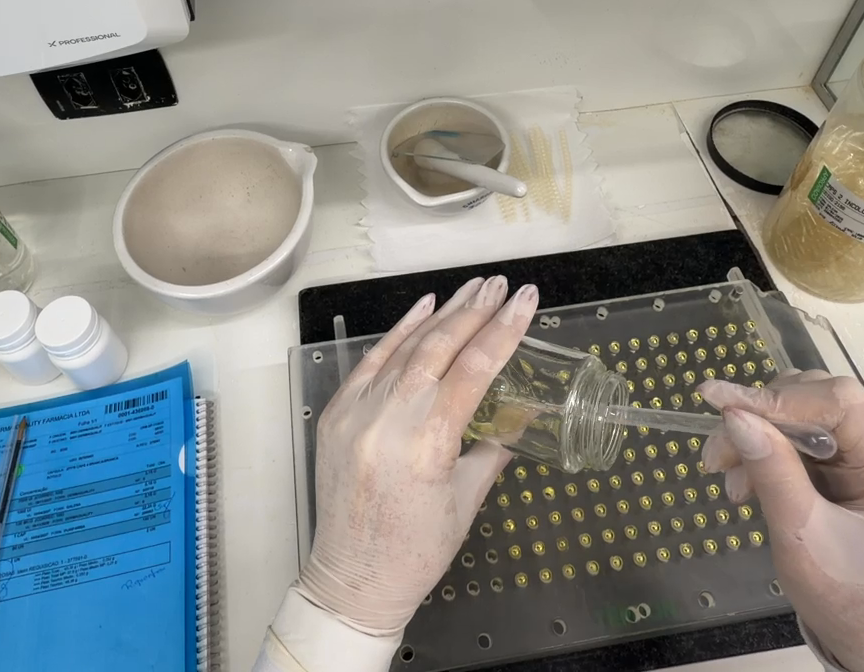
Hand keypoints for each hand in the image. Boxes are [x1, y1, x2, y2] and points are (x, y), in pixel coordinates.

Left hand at [299, 276, 538, 632]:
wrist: (350, 578)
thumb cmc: (416, 551)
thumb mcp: (465, 502)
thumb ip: (490, 450)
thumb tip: (513, 416)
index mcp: (429, 442)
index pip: (474, 370)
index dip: (504, 330)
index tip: (525, 301)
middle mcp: (391, 416)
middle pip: (441, 347)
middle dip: (476, 311)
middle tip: (502, 284)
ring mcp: (359, 409)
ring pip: (408, 346)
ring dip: (444, 314)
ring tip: (474, 288)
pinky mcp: (338, 410)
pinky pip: (373, 360)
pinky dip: (399, 330)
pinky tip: (425, 307)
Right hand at [699, 373, 863, 671]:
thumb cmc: (850, 606)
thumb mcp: (803, 544)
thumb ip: (773, 474)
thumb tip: (734, 415)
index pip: (843, 405)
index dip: (777, 397)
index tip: (717, 401)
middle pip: (821, 402)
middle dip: (760, 421)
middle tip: (716, 458)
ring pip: (808, 411)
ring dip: (760, 435)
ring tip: (732, 479)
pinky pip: (809, 433)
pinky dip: (771, 448)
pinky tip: (750, 479)